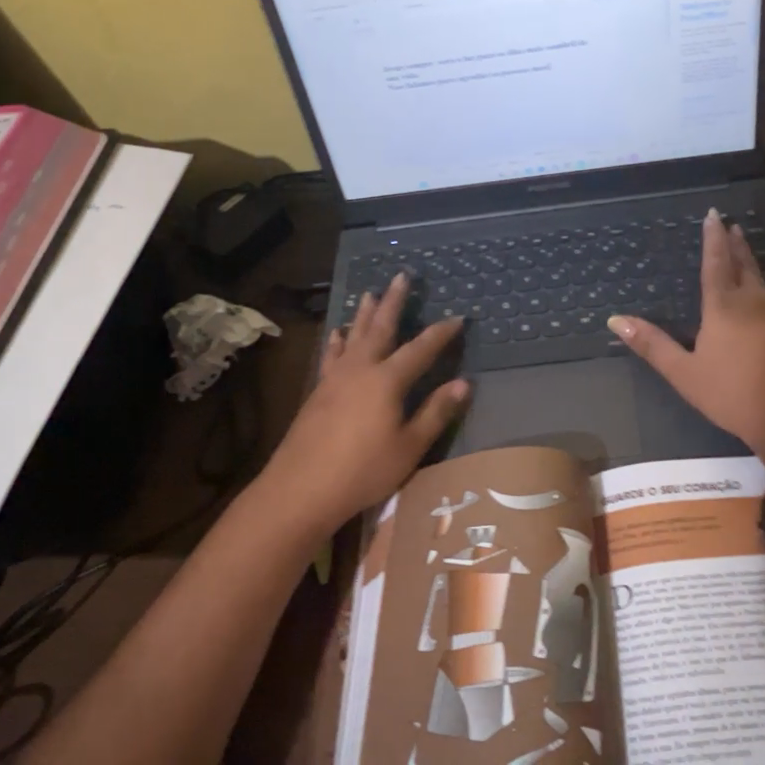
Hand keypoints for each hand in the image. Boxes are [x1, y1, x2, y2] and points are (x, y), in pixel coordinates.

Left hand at [261, 274, 468, 533]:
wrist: (300, 489)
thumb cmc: (363, 471)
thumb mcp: (409, 447)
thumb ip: (435, 413)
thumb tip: (464, 383)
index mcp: (387, 380)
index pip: (421, 349)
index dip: (440, 333)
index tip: (458, 317)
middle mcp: (361, 369)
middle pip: (381, 328)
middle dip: (394, 302)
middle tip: (401, 276)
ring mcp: (335, 378)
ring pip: (354, 336)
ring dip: (364, 314)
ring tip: (370, 293)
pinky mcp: (318, 392)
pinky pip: (332, 354)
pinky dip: (338, 341)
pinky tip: (337, 334)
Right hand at [608, 211, 764, 455]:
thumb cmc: (732, 396)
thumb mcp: (683, 373)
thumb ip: (651, 344)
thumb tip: (615, 318)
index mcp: (724, 309)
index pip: (715, 266)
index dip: (713, 241)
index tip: (714, 215)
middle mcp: (759, 302)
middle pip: (748, 268)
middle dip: (741, 246)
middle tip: (738, 225)